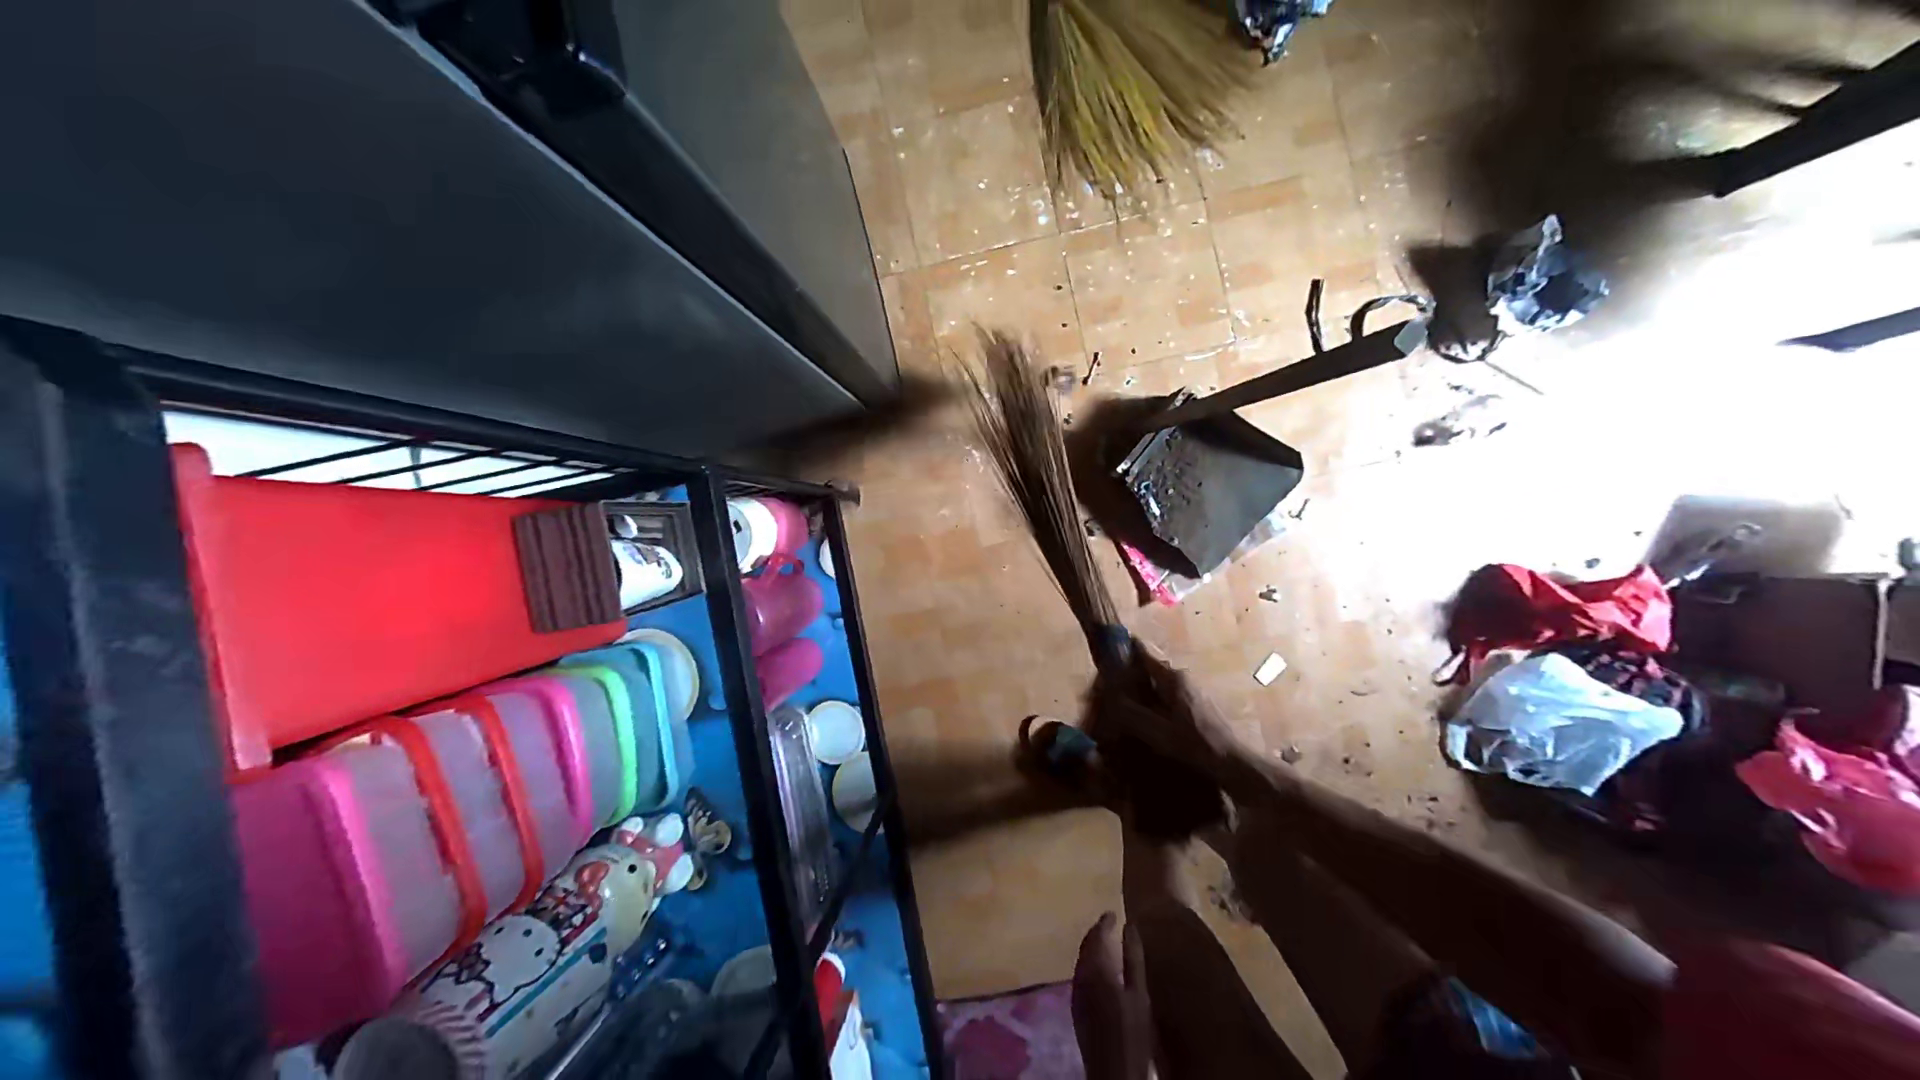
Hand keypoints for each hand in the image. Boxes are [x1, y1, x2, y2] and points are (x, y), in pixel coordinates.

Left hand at [1071, 913, 1152, 1079]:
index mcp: (1095, 969)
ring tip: (1107, 943)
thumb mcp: (1139, 994)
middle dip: (1096, 933)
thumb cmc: (1132, 1033)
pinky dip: (1089, 964)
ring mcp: (1076, 994)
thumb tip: (1130, 926)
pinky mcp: (1077, 1009)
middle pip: (1085, 947)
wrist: (1113, 1073)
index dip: (1104, 922)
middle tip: (1108, 924)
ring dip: (1092, 949)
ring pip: (1081, 961)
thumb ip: (1133, 959)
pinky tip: (1101, 970)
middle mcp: (1080, 976)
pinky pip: (1080, 975)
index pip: (1096, 936)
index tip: (1112, 912)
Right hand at [1095, 643, 1241, 776]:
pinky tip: (1142, 715)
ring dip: (1138, 686)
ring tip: (1118, 701)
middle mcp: (1181, 676)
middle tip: (1104, 684)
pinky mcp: (1194, 701)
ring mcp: (1189, 688)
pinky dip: (1150, 697)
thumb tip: (1108, 694)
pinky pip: (1165, 691)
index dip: (1122, 647)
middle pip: (1148, 665)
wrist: (1230, 760)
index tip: (1102, 649)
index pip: (1142, 651)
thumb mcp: (1157, 731)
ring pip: (1156, 680)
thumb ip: (1132, 712)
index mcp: (1171, 677)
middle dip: (1126, 671)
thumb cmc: (1193, 743)